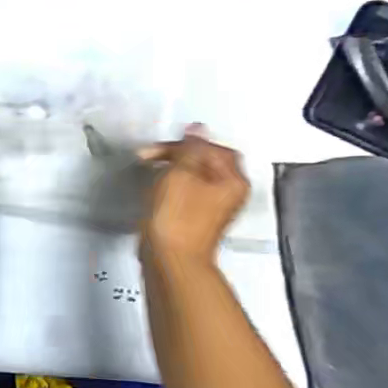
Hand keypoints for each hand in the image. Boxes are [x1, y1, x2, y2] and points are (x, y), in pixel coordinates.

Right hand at [138, 124, 248, 265]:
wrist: (170, 257)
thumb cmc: (176, 219)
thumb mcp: (180, 173)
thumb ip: (189, 149)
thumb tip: (197, 130)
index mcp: (233, 180)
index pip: (214, 148)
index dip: (186, 142)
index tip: (161, 146)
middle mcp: (230, 193)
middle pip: (208, 161)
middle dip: (180, 154)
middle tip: (154, 155)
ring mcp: (214, 208)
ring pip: (197, 176)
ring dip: (175, 169)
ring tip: (154, 170)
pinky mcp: (196, 218)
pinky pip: (188, 192)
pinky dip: (173, 184)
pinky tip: (158, 188)